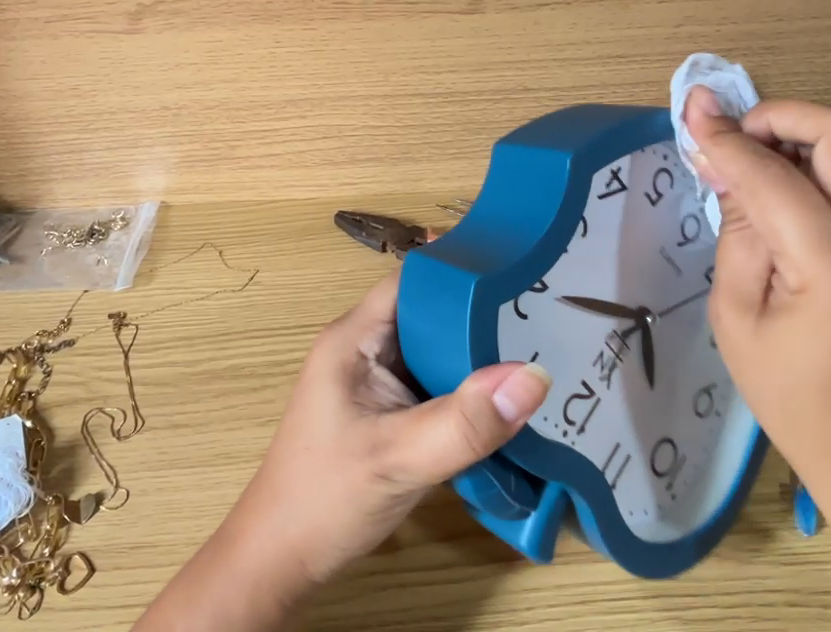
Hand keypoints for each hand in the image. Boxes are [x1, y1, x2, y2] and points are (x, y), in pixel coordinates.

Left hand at [232, 269, 551, 585]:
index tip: (518, 270)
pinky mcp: (388, 413)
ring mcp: (376, 383)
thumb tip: (536, 376)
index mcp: (352, 338)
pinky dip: (468, 390)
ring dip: (478, 355)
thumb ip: (465, 422)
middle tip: (546, 313)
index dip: (460, 271)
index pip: (411, 281)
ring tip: (543, 349)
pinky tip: (509, 401)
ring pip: (435, 351)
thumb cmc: (326, 498)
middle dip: (481, 314)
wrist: (284, 558)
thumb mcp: (399, 457)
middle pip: (429, 314)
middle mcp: (364, 349)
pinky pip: (436, 385)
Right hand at [685, 90, 830, 497]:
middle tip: (737, 134)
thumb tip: (724, 163)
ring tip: (757, 153)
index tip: (692, 114)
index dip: (728, 139)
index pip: (777, 179)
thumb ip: (737, 232)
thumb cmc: (794, 399)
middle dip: (786, 114)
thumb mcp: (736, 318)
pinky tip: (788, 180)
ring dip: (810, 130)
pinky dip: (828, 156)